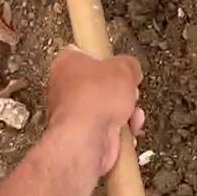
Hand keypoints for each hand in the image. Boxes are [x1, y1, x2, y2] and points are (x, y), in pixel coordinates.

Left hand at [43, 48, 144, 175]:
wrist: (86, 140)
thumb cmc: (95, 99)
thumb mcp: (124, 68)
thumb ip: (129, 65)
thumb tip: (132, 69)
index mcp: (67, 64)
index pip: (85, 55)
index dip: (106, 61)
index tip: (119, 66)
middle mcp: (65, 90)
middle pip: (100, 87)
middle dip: (120, 93)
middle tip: (129, 93)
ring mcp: (73, 116)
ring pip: (106, 111)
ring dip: (125, 114)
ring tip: (131, 115)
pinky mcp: (82, 138)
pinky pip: (107, 132)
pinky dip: (120, 133)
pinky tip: (128, 133)